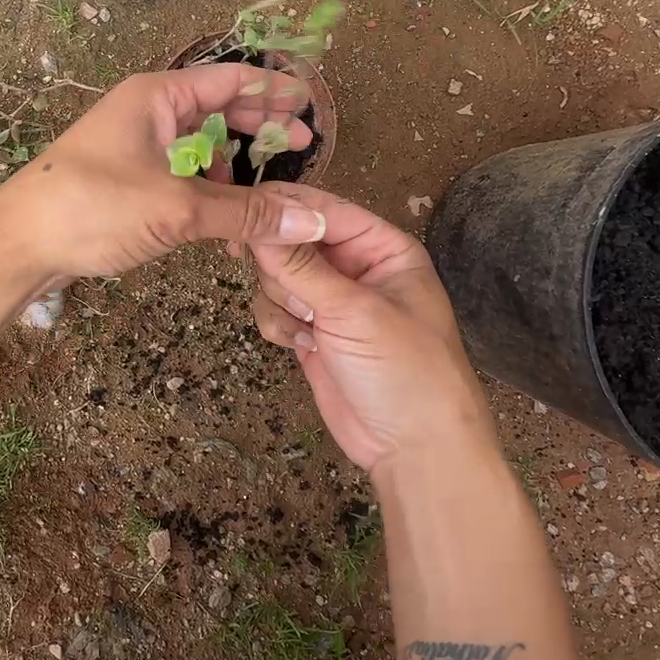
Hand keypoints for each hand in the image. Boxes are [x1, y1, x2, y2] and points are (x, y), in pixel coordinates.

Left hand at [0, 65, 329, 281]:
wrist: (17, 244)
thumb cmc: (92, 208)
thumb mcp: (175, 208)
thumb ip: (244, 212)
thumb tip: (308, 220)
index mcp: (157, 96)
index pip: (229, 80)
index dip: (273, 91)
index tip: (312, 109)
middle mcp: (146, 113)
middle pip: (216, 111)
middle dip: (258, 129)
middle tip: (302, 149)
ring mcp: (133, 147)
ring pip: (198, 148)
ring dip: (232, 170)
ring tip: (265, 197)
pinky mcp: (125, 181)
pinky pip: (178, 176)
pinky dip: (205, 193)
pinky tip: (223, 222)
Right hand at [246, 183, 494, 471]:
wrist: (413, 449)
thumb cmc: (405, 371)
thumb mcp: (355, 312)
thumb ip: (301, 267)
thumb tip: (256, 224)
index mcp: (381, 248)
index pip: (324, 210)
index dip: (285, 210)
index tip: (246, 214)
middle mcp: (353, 267)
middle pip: (290, 240)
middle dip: (284, 268)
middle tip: (293, 293)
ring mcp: (328, 300)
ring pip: (274, 275)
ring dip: (282, 301)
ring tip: (311, 328)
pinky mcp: (308, 329)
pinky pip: (271, 307)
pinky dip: (278, 325)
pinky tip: (302, 347)